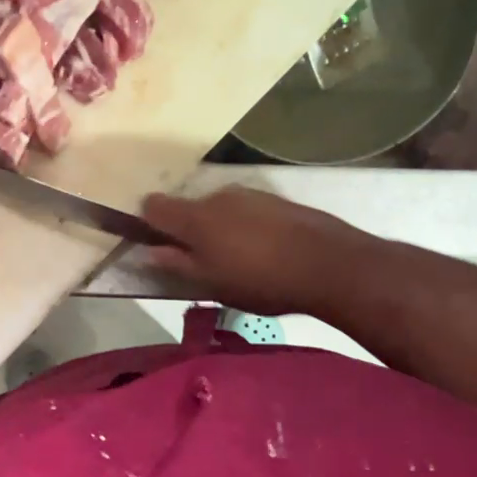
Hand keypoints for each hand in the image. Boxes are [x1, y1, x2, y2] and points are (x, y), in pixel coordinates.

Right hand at [143, 187, 375, 316]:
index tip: (152, 244)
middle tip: (197, 264)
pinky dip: (243, 228)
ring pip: (219, 210)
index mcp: (195, 216)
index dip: (147, 223)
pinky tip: (259, 252)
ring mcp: (250, 194)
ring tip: (233, 262)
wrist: (330, 264)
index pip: (154, 206)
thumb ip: (176, 264)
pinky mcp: (276, 200)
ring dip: (218, 230)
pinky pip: (245, 212)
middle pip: (188, 209)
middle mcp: (218, 196)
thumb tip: (149, 250)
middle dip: (186, 231)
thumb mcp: (210, 282)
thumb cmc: (259, 280)